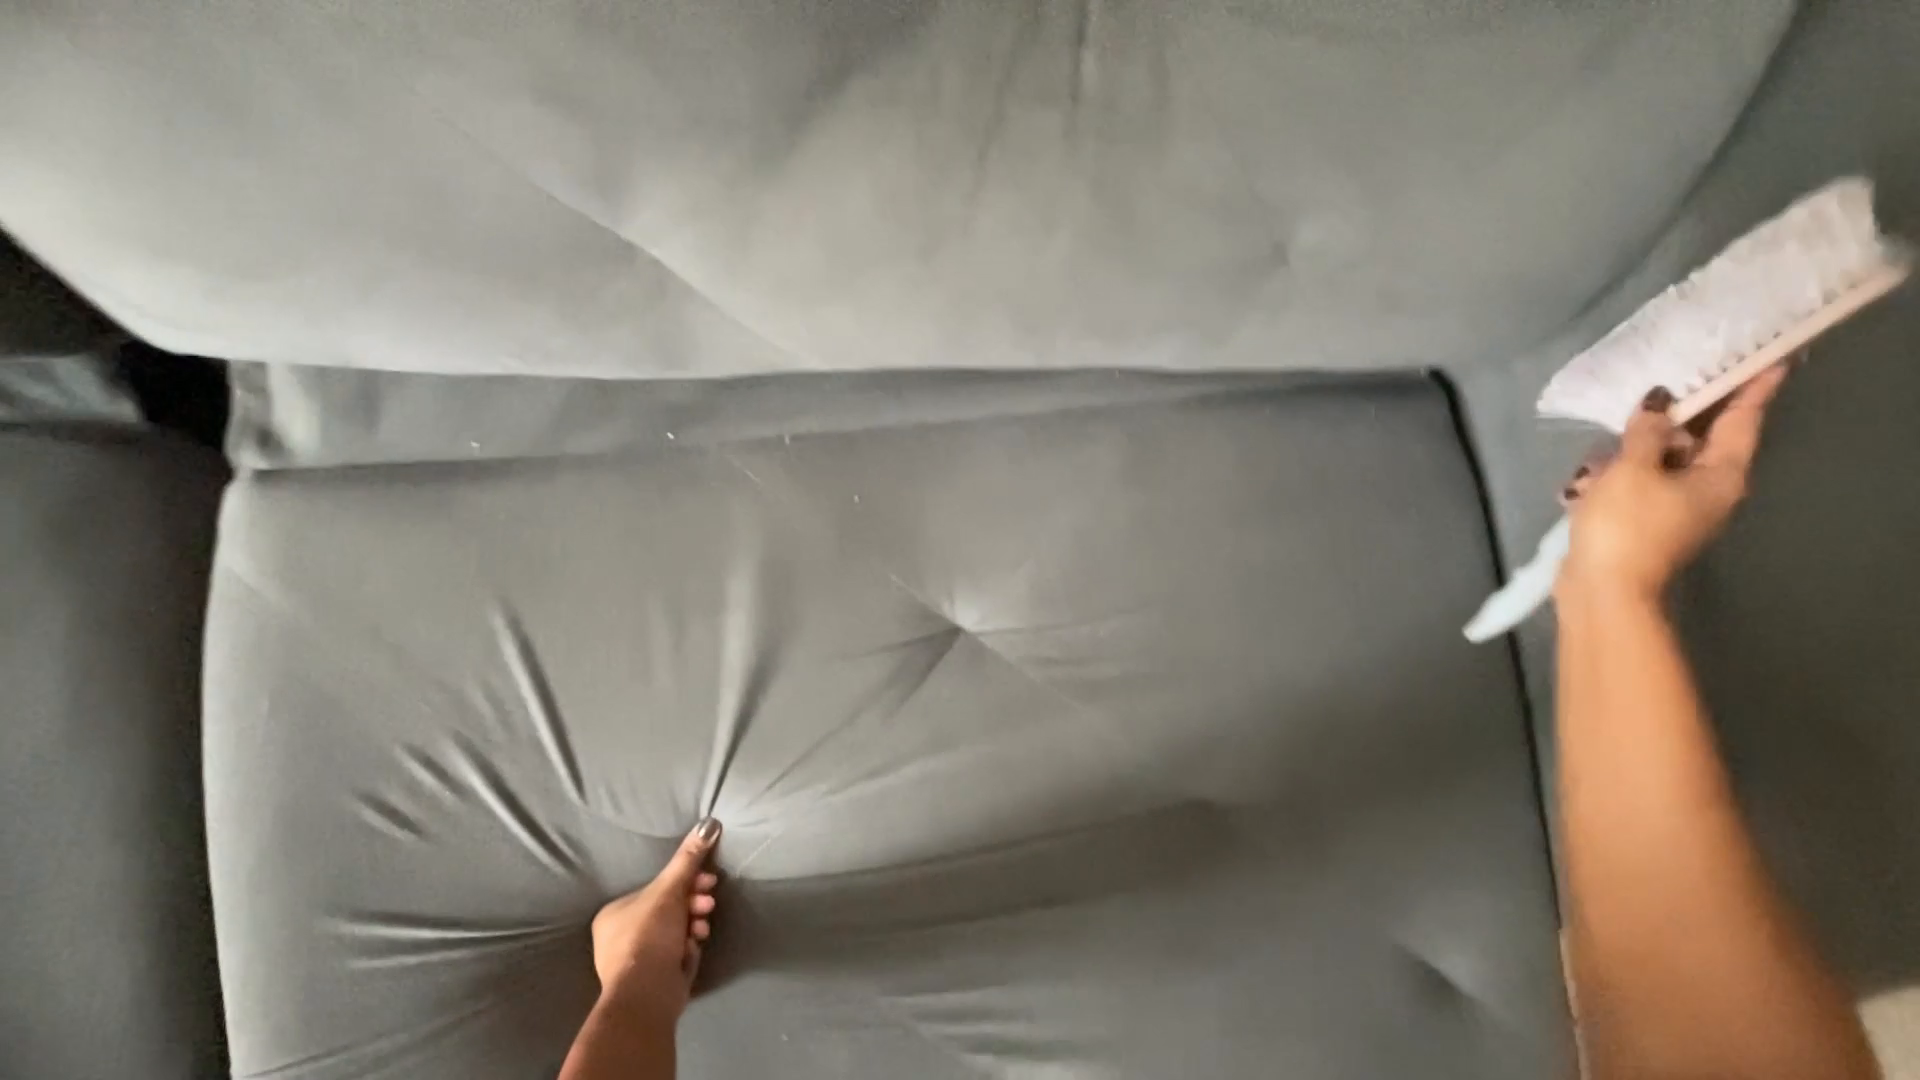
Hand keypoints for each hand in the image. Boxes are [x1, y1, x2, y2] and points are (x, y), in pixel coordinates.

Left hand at [588, 819, 721, 1022]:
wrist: (646, 994)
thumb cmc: (649, 935)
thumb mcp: (670, 889)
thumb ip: (689, 857)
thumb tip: (709, 821)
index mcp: (614, 914)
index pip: (658, 888)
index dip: (686, 881)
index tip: (707, 881)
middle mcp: (620, 936)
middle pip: (669, 908)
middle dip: (693, 904)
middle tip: (709, 902)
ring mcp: (637, 960)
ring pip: (676, 931)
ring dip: (694, 925)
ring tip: (701, 929)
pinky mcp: (654, 978)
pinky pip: (677, 953)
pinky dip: (687, 948)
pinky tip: (692, 950)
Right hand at [1560, 365, 1788, 601]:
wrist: (1603, 588)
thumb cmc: (1626, 525)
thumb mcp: (1633, 469)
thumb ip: (1646, 432)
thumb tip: (1660, 401)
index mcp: (1720, 475)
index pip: (1741, 421)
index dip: (1752, 390)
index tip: (1768, 361)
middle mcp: (1706, 490)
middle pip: (1692, 442)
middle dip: (1660, 427)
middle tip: (1642, 405)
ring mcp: (1674, 510)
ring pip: (1654, 466)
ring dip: (1622, 459)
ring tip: (1590, 465)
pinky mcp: (1642, 524)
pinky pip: (1631, 489)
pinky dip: (1608, 483)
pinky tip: (1579, 489)